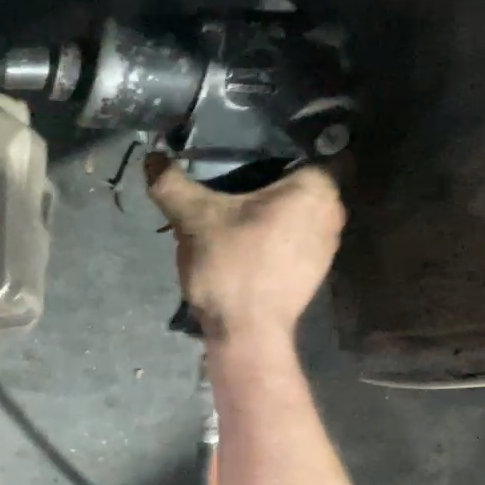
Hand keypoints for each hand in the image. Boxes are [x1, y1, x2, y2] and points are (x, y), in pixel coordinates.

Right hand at [146, 156, 345, 346]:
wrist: (246, 333)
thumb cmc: (231, 267)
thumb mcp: (195, 220)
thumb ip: (173, 186)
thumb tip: (151, 157)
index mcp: (317, 186)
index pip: (293, 151)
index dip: (260, 155)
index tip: (231, 168)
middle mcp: (333, 210)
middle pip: (289, 184)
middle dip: (257, 189)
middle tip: (222, 198)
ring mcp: (326, 244)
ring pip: (289, 215)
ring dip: (262, 217)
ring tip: (227, 226)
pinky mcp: (313, 271)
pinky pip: (289, 241)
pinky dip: (267, 242)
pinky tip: (240, 254)